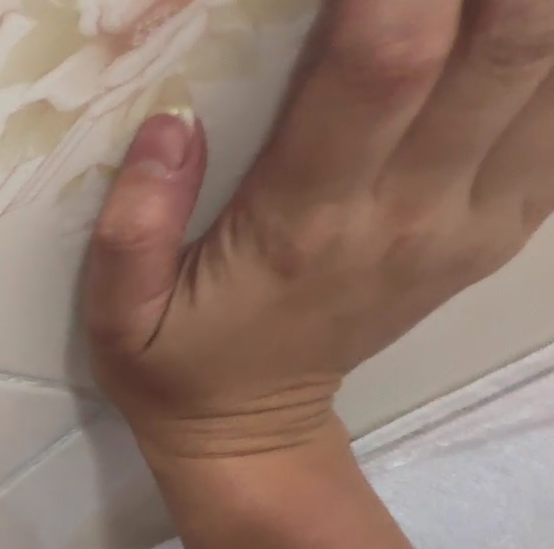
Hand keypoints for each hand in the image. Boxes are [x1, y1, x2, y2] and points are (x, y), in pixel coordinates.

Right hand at [85, 0, 553, 462]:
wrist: (246, 428)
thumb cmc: (168, 366)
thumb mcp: (115, 318)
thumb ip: (133, 231)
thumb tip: (170, 123)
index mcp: (304, 228)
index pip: (379, 71)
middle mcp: (409, 212)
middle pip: (512, 41)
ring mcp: (471, 217)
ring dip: (532, 9)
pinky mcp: (503, 223)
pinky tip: (516, 35)